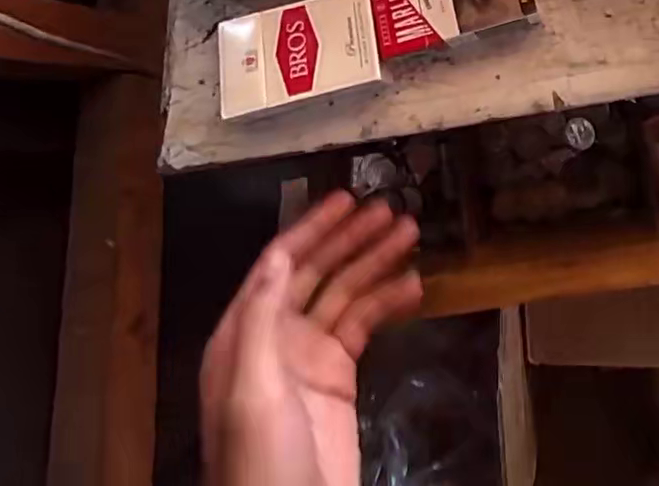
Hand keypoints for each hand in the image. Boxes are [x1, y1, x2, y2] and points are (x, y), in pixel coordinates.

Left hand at [201, 191, 422, 485]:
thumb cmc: (261, 461)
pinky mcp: (340, 375)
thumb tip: (278, 255)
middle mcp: (277, 333)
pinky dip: (388, 302)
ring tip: (411, 233)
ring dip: (377, 262)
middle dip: (352, 238)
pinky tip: (413, 285)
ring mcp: (310, 354)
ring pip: (347, 292)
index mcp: (245, 332)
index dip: (312, 227)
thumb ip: (260, 318)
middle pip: (319, 270)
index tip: (346, 199)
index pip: (280, 263)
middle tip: (390, 209)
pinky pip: (365, 325)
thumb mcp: (251, 392)